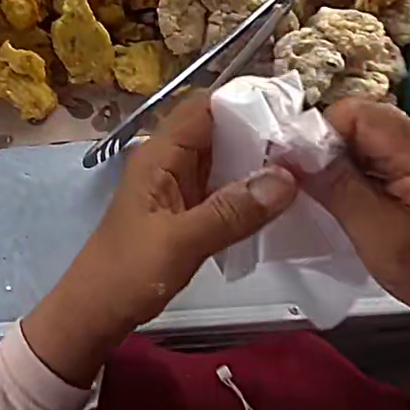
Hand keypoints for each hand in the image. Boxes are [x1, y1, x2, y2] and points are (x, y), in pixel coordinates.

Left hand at [23, 93, 298, 385]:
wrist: (96, 308)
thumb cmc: (127, 272)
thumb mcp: (181, 241)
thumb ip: (232, 211)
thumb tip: (288, 177)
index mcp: (158, 155)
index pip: (202, 108)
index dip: (245, 101)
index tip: (293, 107)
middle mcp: (167, 161)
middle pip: (217, 129)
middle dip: (261, 131)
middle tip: (313, 142)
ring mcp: (176, 185)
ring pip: (222, 158)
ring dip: (258, 160)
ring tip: (309, 164)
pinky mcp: (185, 209)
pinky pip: (222, 186)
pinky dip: (248, 187)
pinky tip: (281, 197)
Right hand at [308, 99, 409, 409]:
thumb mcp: (380, 237)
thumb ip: (336, 185)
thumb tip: (289, 149)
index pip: (356, 112)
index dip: (319, 135)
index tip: (300, 171)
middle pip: (363, 119)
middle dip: (332, 150)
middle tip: (321, 191)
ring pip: (372, 133)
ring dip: (348, 161)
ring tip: (347, 200)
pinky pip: (388, 148)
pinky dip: (367, 168)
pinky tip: (367, 199)